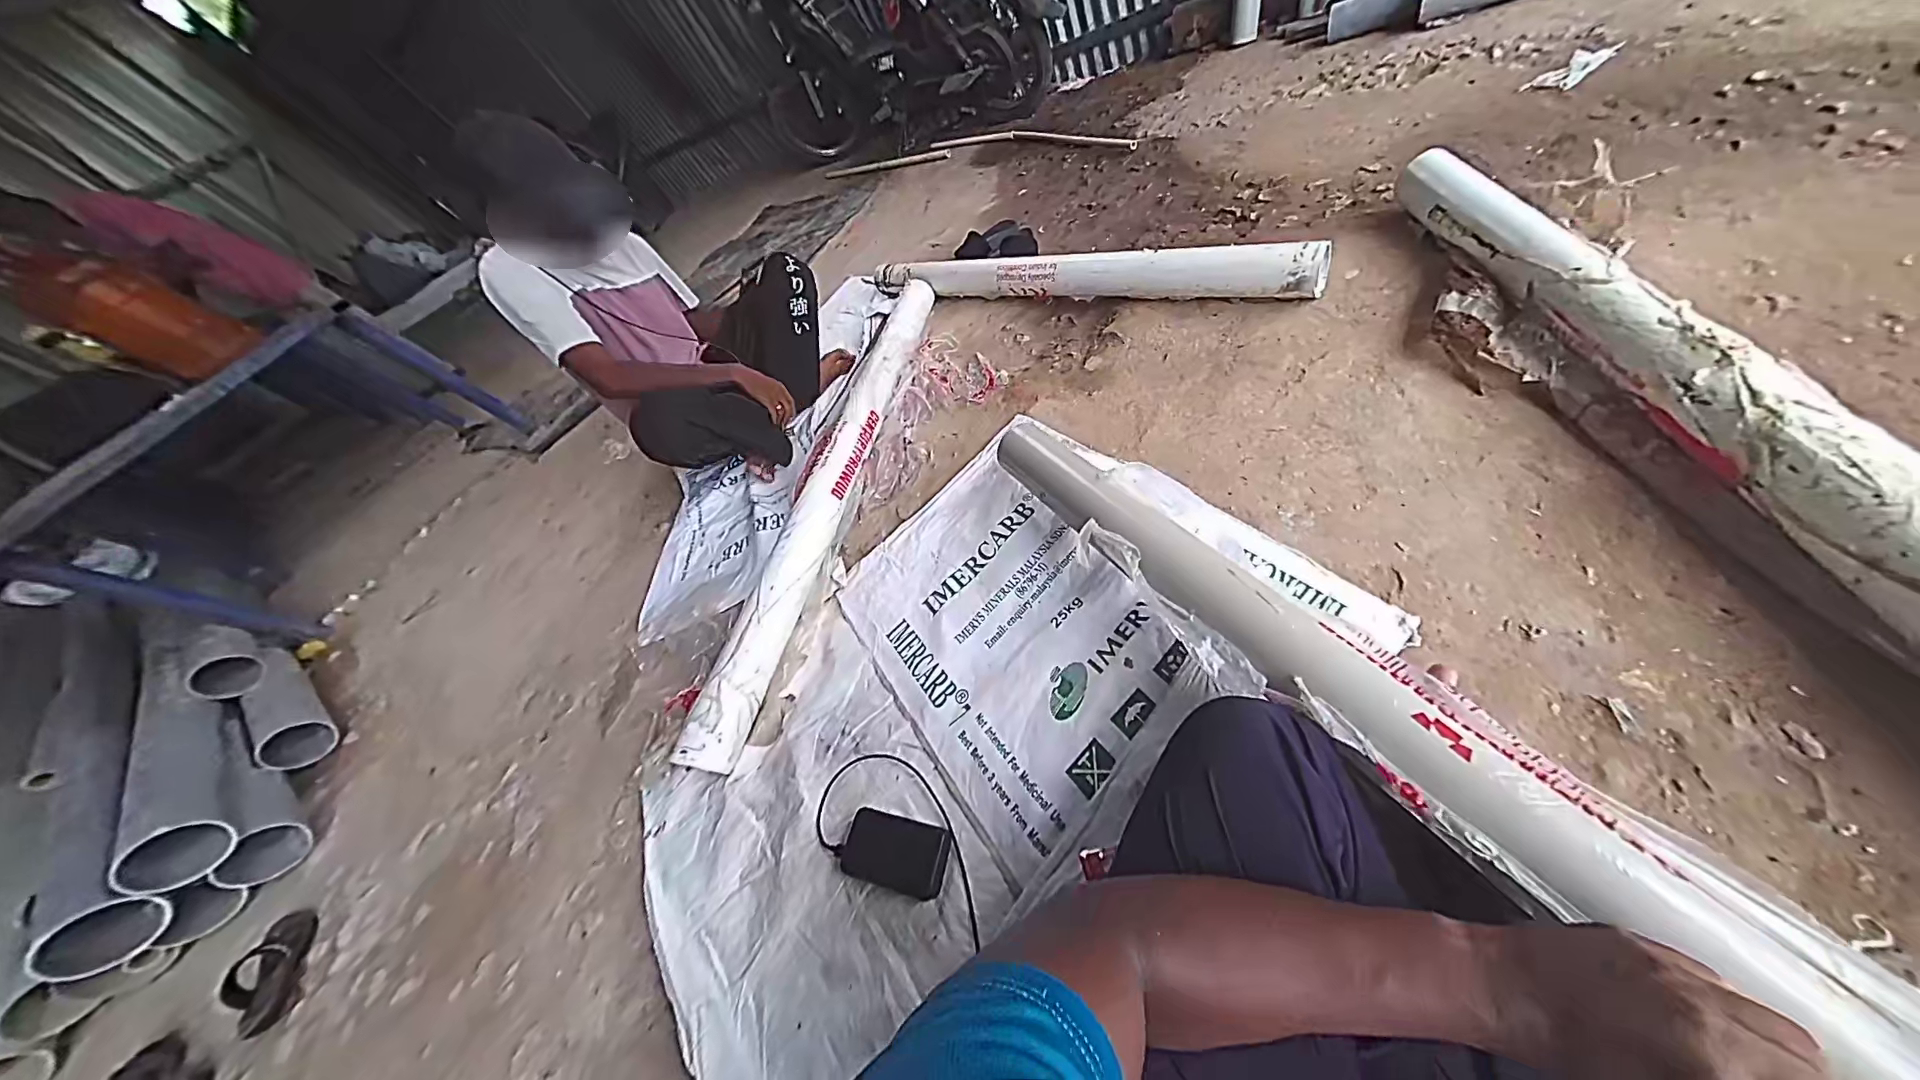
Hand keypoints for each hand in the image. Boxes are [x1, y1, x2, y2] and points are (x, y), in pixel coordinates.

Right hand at [732, 366, 794, 426]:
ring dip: (783, 419)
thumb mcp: (768, 385)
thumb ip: (775, 393)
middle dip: (789, 416)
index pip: (790, 400)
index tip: (791, 416)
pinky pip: (774, 412)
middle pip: (789, 406)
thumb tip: (777, 404)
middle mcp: (780, 391)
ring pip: (783, 410)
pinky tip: (774, 422)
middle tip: (788, 423)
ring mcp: (774, 396)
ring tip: (781, 425)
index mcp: (780, 386)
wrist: (744, 376)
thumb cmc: (753, 380)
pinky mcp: (768, 400)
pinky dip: (775, 419)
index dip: (792, 410)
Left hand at [1488, 924, 1826, 1078]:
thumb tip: (1735, 1072)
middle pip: (1799, 1049)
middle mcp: (1698, 998)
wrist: (1495, 983)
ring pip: (1761, 1010)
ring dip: (1763, 1039)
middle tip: (1758, 1079)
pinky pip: (1707, 974)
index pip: (1802, 1079)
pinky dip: (1717, 1001)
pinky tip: (1693, 1018)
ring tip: (1734, 1058)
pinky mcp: (1635, 939)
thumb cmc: (1557, 1043)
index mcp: (1711, 1050)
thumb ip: (1716, 1076)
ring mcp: (1665, 962)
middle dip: (1789, 1073)